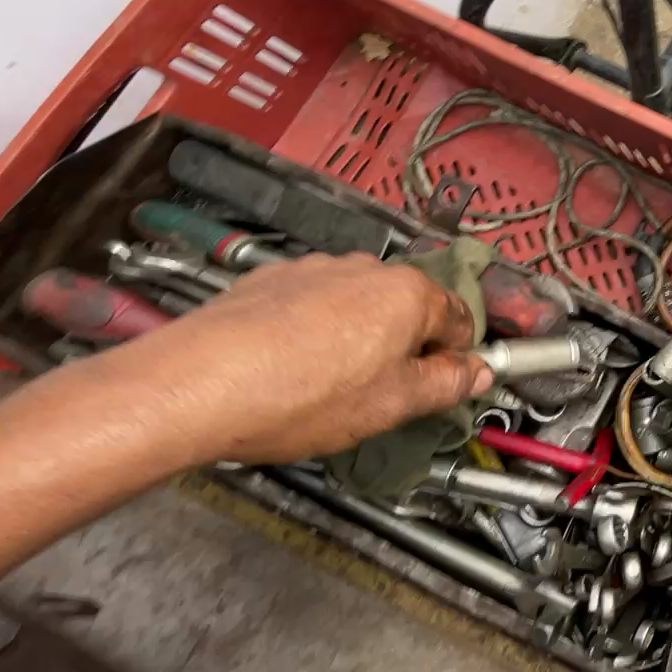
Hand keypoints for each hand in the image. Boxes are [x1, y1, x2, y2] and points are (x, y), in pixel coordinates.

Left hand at [58, 253, 490, 465]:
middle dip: (404, 344)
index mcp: (411, 293)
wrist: (191, 386)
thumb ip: (446, 384)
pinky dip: (314, 325)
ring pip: (361, 302)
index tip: (431, 388)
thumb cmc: (307, 396)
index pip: (460, 320)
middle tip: (376, 391)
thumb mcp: (391, 405)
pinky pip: (314, 300)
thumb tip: (480, 371)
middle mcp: (371, 268)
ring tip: (323, 379)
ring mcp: (318, 267)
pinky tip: (285, 361)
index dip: (453, 358)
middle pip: (409, 307)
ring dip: (360, 333)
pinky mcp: (271, 277)